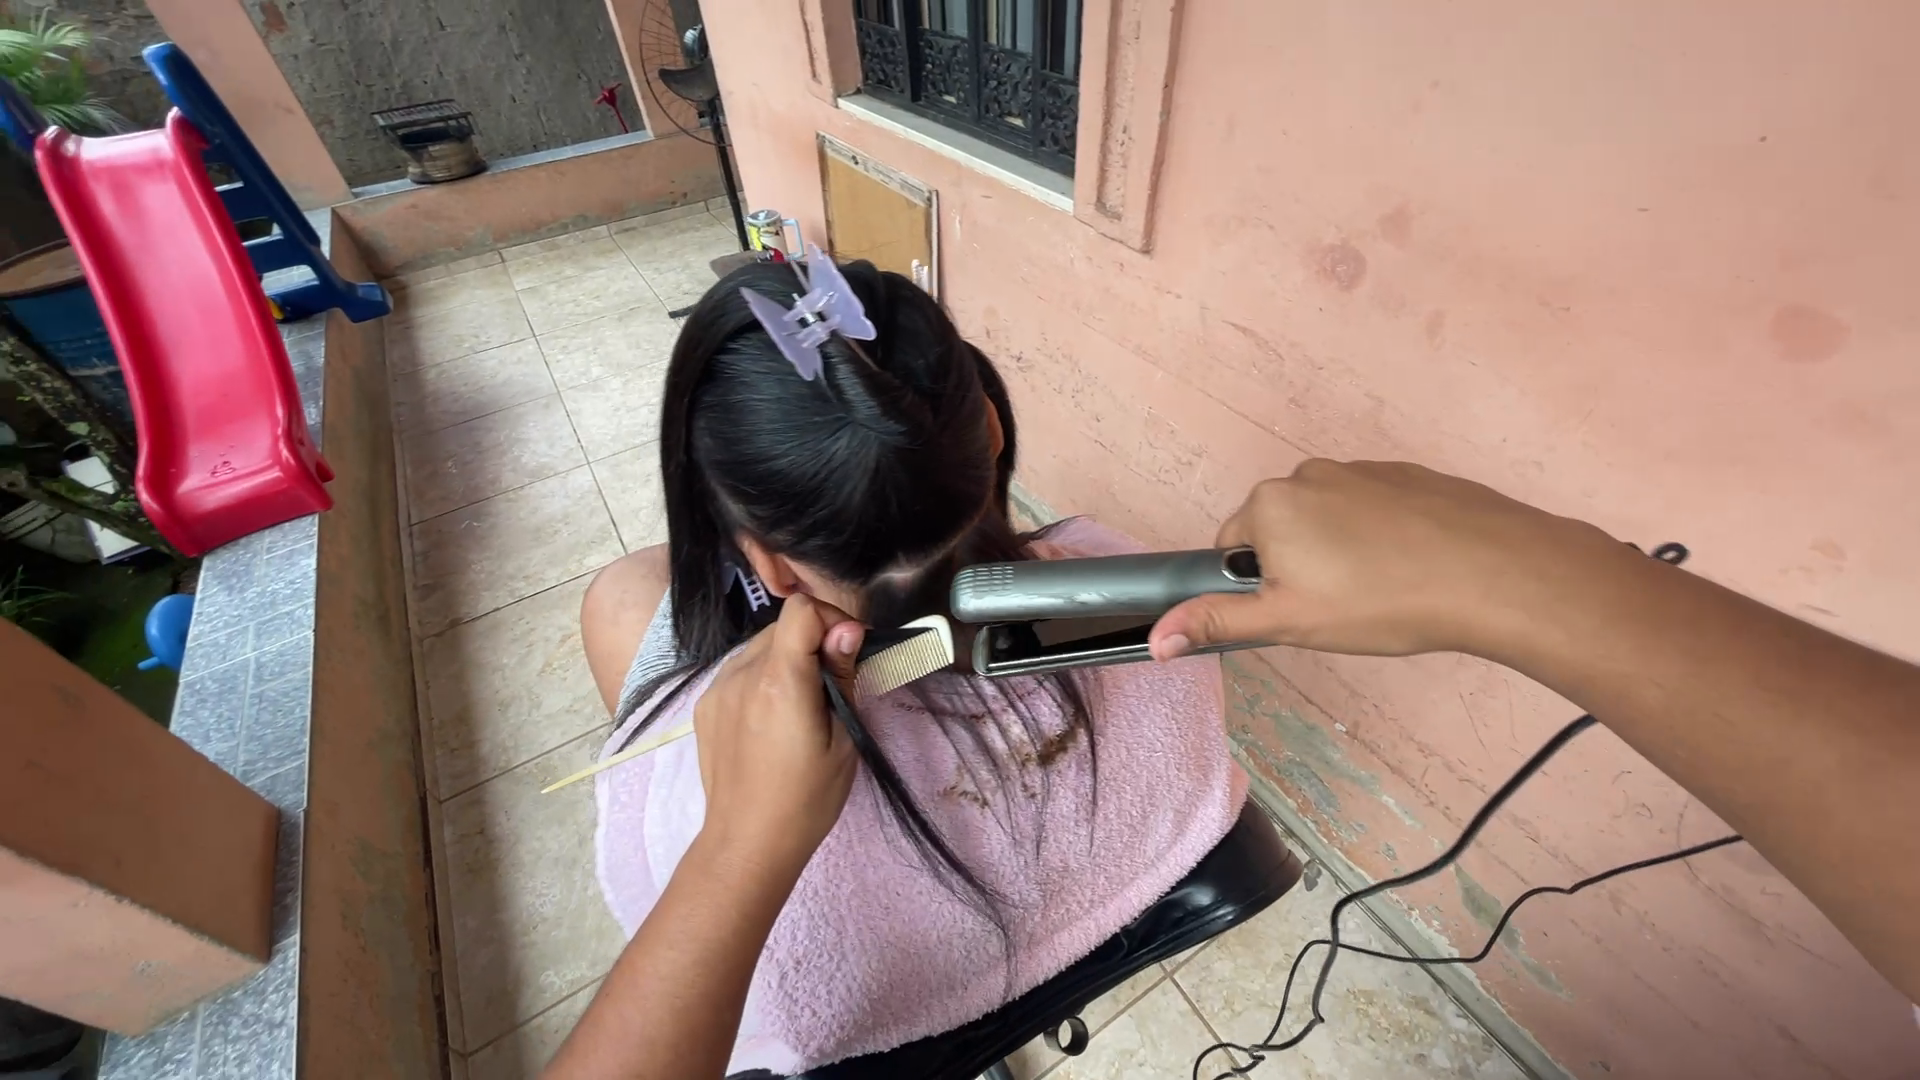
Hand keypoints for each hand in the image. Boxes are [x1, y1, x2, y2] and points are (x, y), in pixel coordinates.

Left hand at [692, 594, 864, 876]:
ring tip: (803, 703)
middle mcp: (741, 674)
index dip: (832, 618)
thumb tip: (849, 629)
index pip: (801, 609)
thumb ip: (842, 676)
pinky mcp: (706, 704)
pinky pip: (742, 669)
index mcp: (779, 681)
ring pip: (762, 645)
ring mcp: (717, 688)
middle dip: (815, 640)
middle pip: (783, 625)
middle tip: (834, 683)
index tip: (849, 651)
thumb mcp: (843, 739)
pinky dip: (765, 676)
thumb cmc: (808, 798)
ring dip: (789, 657)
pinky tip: (774, 717)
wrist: (747, 844)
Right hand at [1149, 459, 1636, 659]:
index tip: (1297, 607)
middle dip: (1294, 564)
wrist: (1501, 574)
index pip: (1231, 545)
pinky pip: (1369, 507)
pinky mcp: (1407, 473)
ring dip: (1335, 549)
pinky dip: (1377, 534)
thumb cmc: (1378, 601)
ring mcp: (1361, 468)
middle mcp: (1306, 473)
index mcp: (1269, 502)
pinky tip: (1410, 564)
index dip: (1257, 584)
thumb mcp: (1287, 621)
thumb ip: (1216, 622)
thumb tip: (1156, 639)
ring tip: (1379, 587)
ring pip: (1324, 519)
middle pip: (1278, 528)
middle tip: (1336, 603)